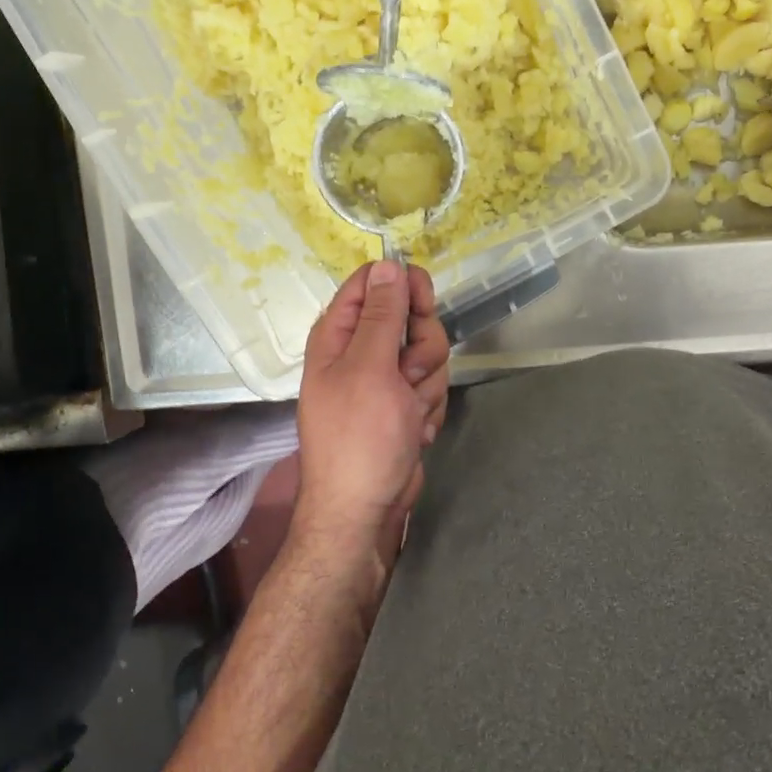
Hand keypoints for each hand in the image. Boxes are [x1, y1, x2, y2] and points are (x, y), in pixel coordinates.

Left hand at [297, 260, 449, 549]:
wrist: (364, 507)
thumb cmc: (360, 437)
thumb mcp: (371, 368)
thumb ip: (382, 314)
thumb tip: (387, 264)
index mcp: (339, 334)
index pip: (374, 282)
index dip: (403, 286)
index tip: (423, 304)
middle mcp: (361, 350)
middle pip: (411, 316)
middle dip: (422, 347)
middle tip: (409, 374)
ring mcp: (385, 378)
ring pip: (429, 352)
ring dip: (428, 384)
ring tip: (408, 413)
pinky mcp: (404, 403)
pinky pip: (432, 384)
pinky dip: (428, 407)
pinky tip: (414, 429)